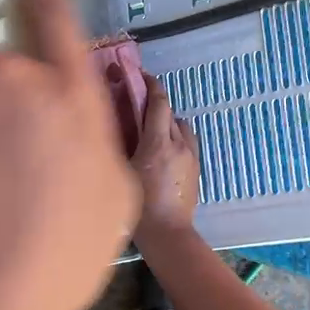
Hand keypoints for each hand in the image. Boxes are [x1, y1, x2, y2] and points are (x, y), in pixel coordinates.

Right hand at [130, 74, 200, 243]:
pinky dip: (174, 139)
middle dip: (154, 106)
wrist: (168, 234)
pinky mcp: (197, 168)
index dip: (150, 84)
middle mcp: (179, 144)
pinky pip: (186, 142)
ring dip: (166, 124)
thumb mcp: (121, 172)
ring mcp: (191, 156)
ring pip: (180, 127)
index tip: (140, 75)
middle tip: (135, 109)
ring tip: (148, 135)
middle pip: (169, 112)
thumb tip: (113, 121)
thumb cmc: (139, 207)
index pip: (159, 102)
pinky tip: (160, 154)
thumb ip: (120, 143)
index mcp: (159, 142)